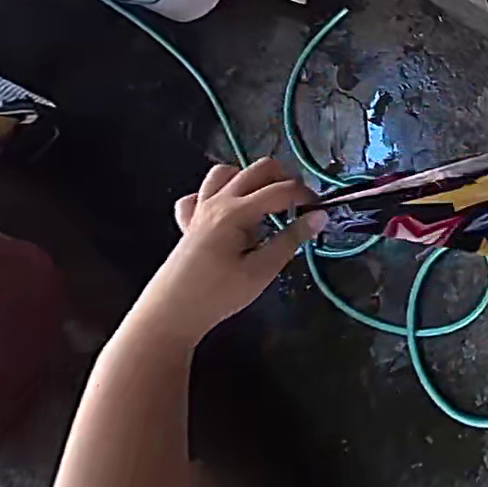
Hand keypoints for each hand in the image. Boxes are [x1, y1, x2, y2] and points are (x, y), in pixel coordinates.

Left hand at [127, 159, 323, 348]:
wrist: (167, 317)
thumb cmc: (218, 295)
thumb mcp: (263, 270)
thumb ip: (292, 238)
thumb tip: (320, 216)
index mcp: (237, 212)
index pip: (281, 190)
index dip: (306, 195)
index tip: (319, 209)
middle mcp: (218, 202)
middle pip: (258, 169)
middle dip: (285, 179)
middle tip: (297, 203)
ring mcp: (199, 210)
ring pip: (226, 173)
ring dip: (250, 180)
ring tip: (264, 201)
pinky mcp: (188, 224)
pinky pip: (199, 195)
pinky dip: (216, 195)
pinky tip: (228, 212)